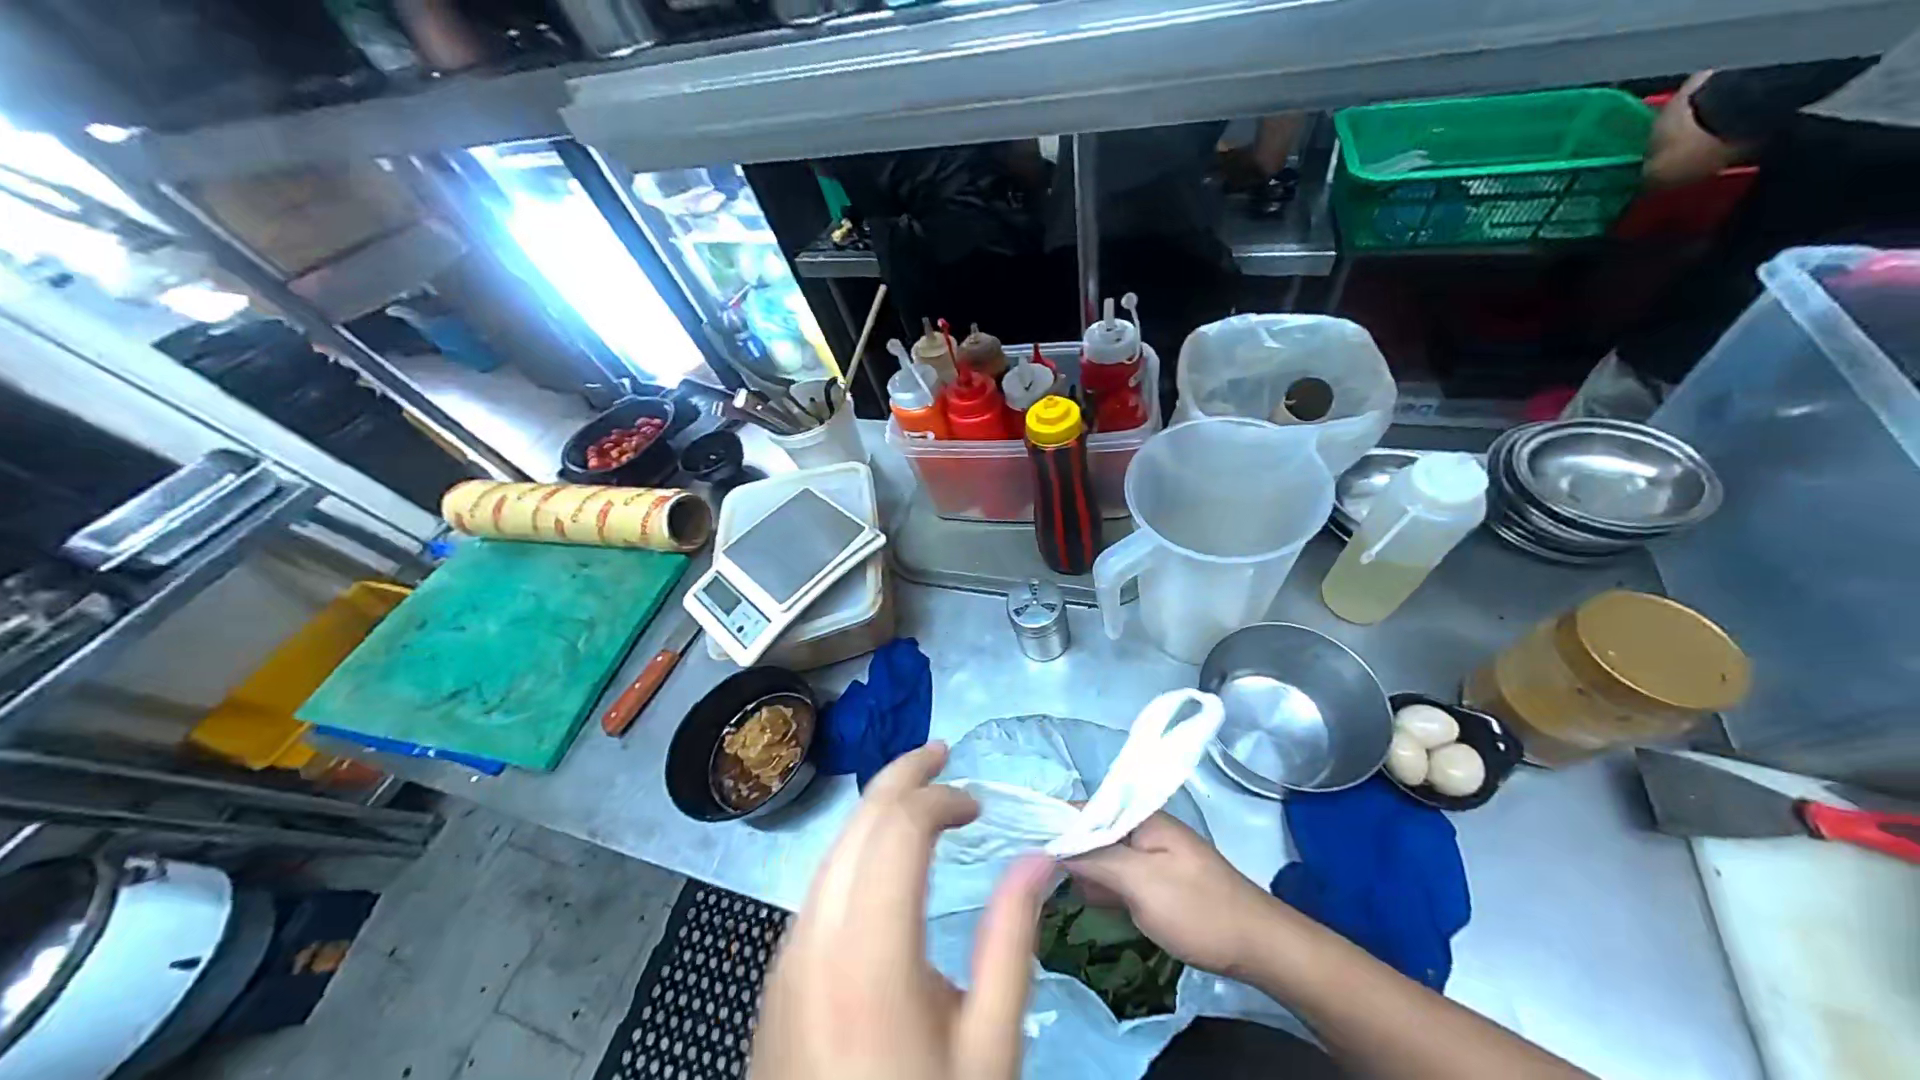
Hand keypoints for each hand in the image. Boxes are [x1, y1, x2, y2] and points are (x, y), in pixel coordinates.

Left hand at [752, 742, 1055, 1079]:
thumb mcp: (989, 1046)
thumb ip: (1012, 940)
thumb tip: (1038, 860)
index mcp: (870, 949)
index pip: (897, 828)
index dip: (939, 796)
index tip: (976, 802)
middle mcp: (816, 936)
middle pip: (855, 822)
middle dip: (900, 777)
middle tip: (942, 755)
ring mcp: (787, 956)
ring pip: (831, 851)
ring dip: (875, 813)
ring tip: (919, 798)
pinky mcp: (777, 978)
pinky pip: (817, 889)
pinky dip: (855, 854)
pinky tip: (883, 864)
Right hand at [1064, 812, 1286, 978]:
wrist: (1259, 947)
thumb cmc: (1198, 909)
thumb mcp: (1140, 881)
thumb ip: (1095, 858)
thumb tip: (1051, 843)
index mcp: (1140, 817)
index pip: (1083, 809)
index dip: (1055, 827)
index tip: (1029, 853)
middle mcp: (1143, 829)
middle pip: (1091, 833)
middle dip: (1072, 856)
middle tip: (1055, 885)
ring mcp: (1151, 856)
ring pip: (1103, 858)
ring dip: (1089, 877)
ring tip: (1080, 898)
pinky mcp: (1156, 881)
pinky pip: (1119, 877)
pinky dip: (1106, 890)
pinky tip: (1102, 908)